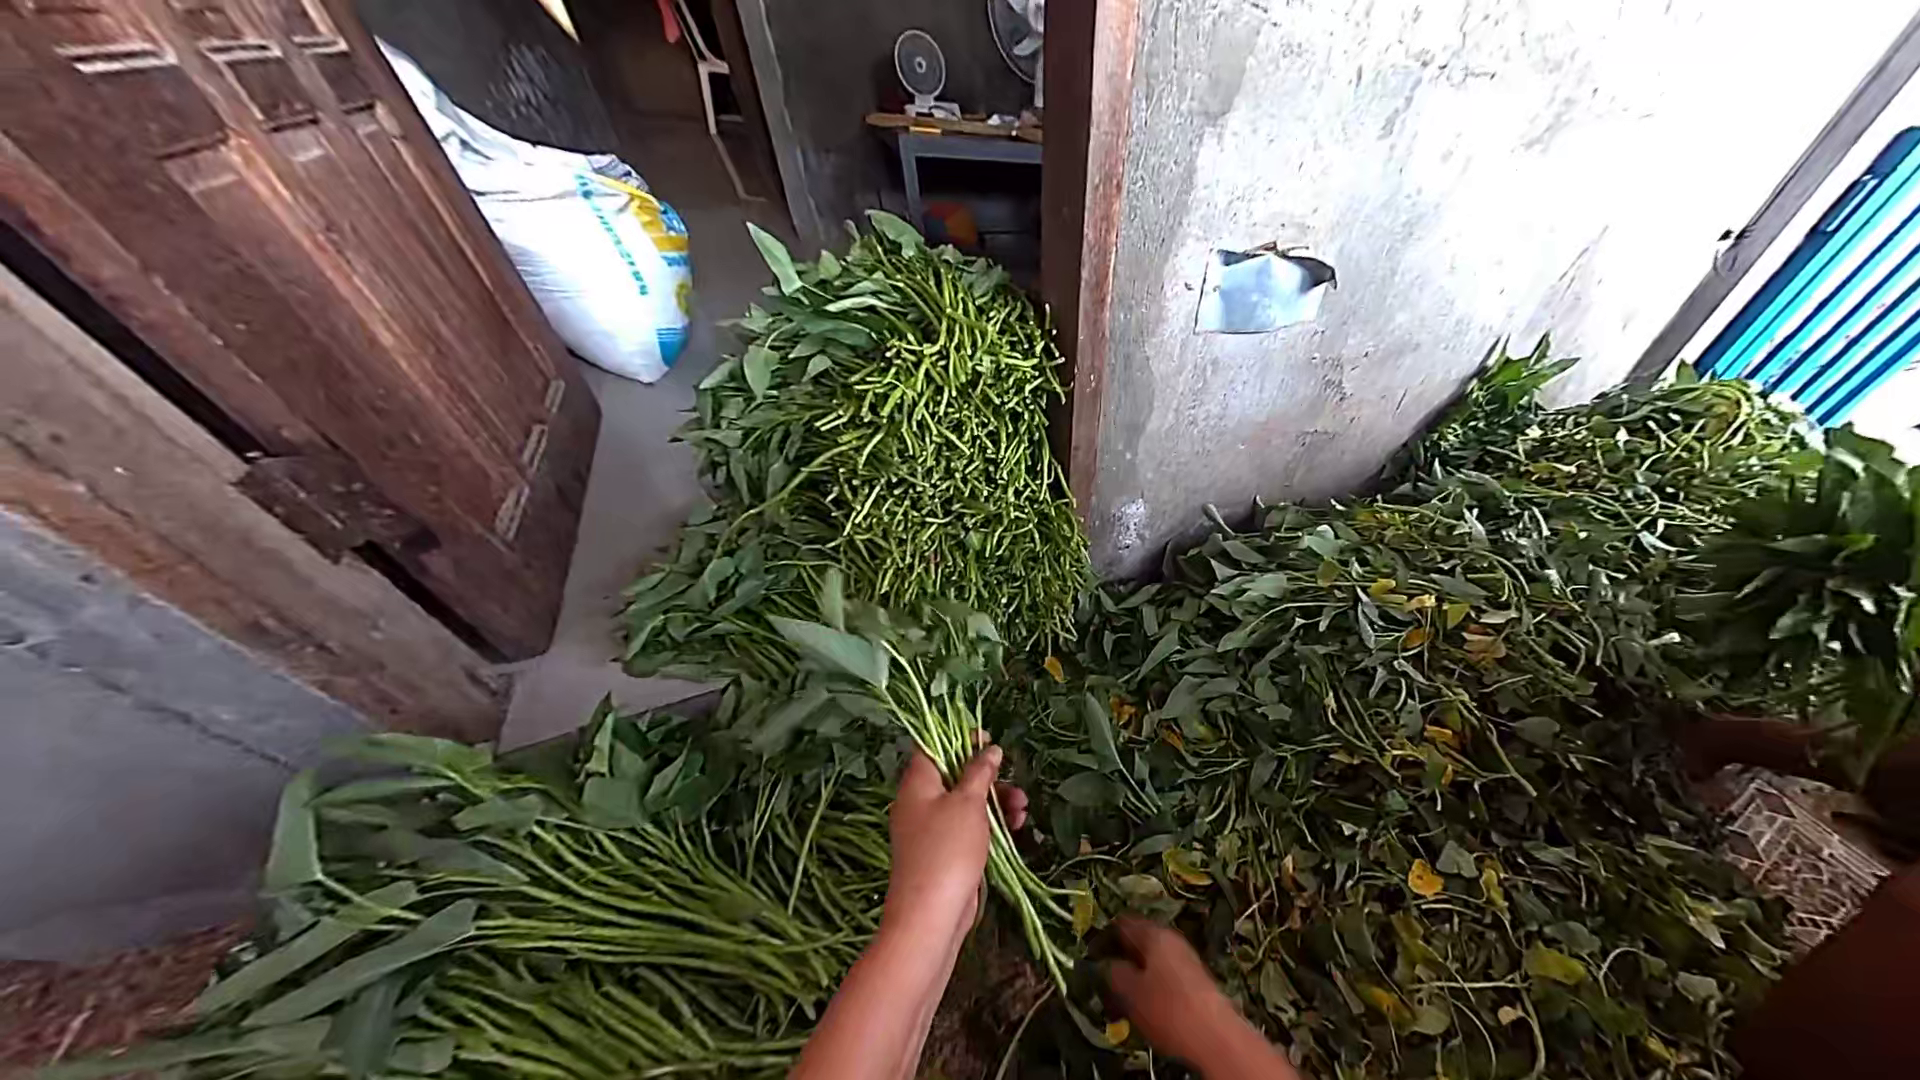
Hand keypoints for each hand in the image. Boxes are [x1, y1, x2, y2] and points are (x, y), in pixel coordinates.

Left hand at [884, 741, 1026, 943]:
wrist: (930, 915)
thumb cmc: (947, 848)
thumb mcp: (968, 802)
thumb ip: (979, 772)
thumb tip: (989, 749)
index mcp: (917, 781)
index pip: (934, 745)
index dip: (960, 738)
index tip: (988, 739)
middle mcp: (919, 801)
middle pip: (954, 775)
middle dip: (987, 776)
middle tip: (1012, 778)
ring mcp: (931, 828)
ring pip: (965, 803)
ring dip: (995, 801)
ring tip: (1023, 807)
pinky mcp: (944, 852)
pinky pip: (968, 827)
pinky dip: (990, 824)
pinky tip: (1016, 826)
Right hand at [1106, 917, 1299, 1078]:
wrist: (1219, 1041)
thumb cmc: (1170, 1010)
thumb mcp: (1130, 992)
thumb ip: (1112, 973)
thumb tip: (1103, 964)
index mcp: (1153, 933)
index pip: (1120, 922)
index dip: (1103, 937)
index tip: (1091, 956)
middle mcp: (1171, 939)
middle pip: (1138, 941)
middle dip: (1120, 958)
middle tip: (1106, 980)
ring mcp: (1187, 960)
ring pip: (1152, 960)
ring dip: (1136, 975)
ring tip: (1124, 998)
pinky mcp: (1197, 982)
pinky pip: (1166, 975)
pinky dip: (1153, 986)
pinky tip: (1148, 1007)